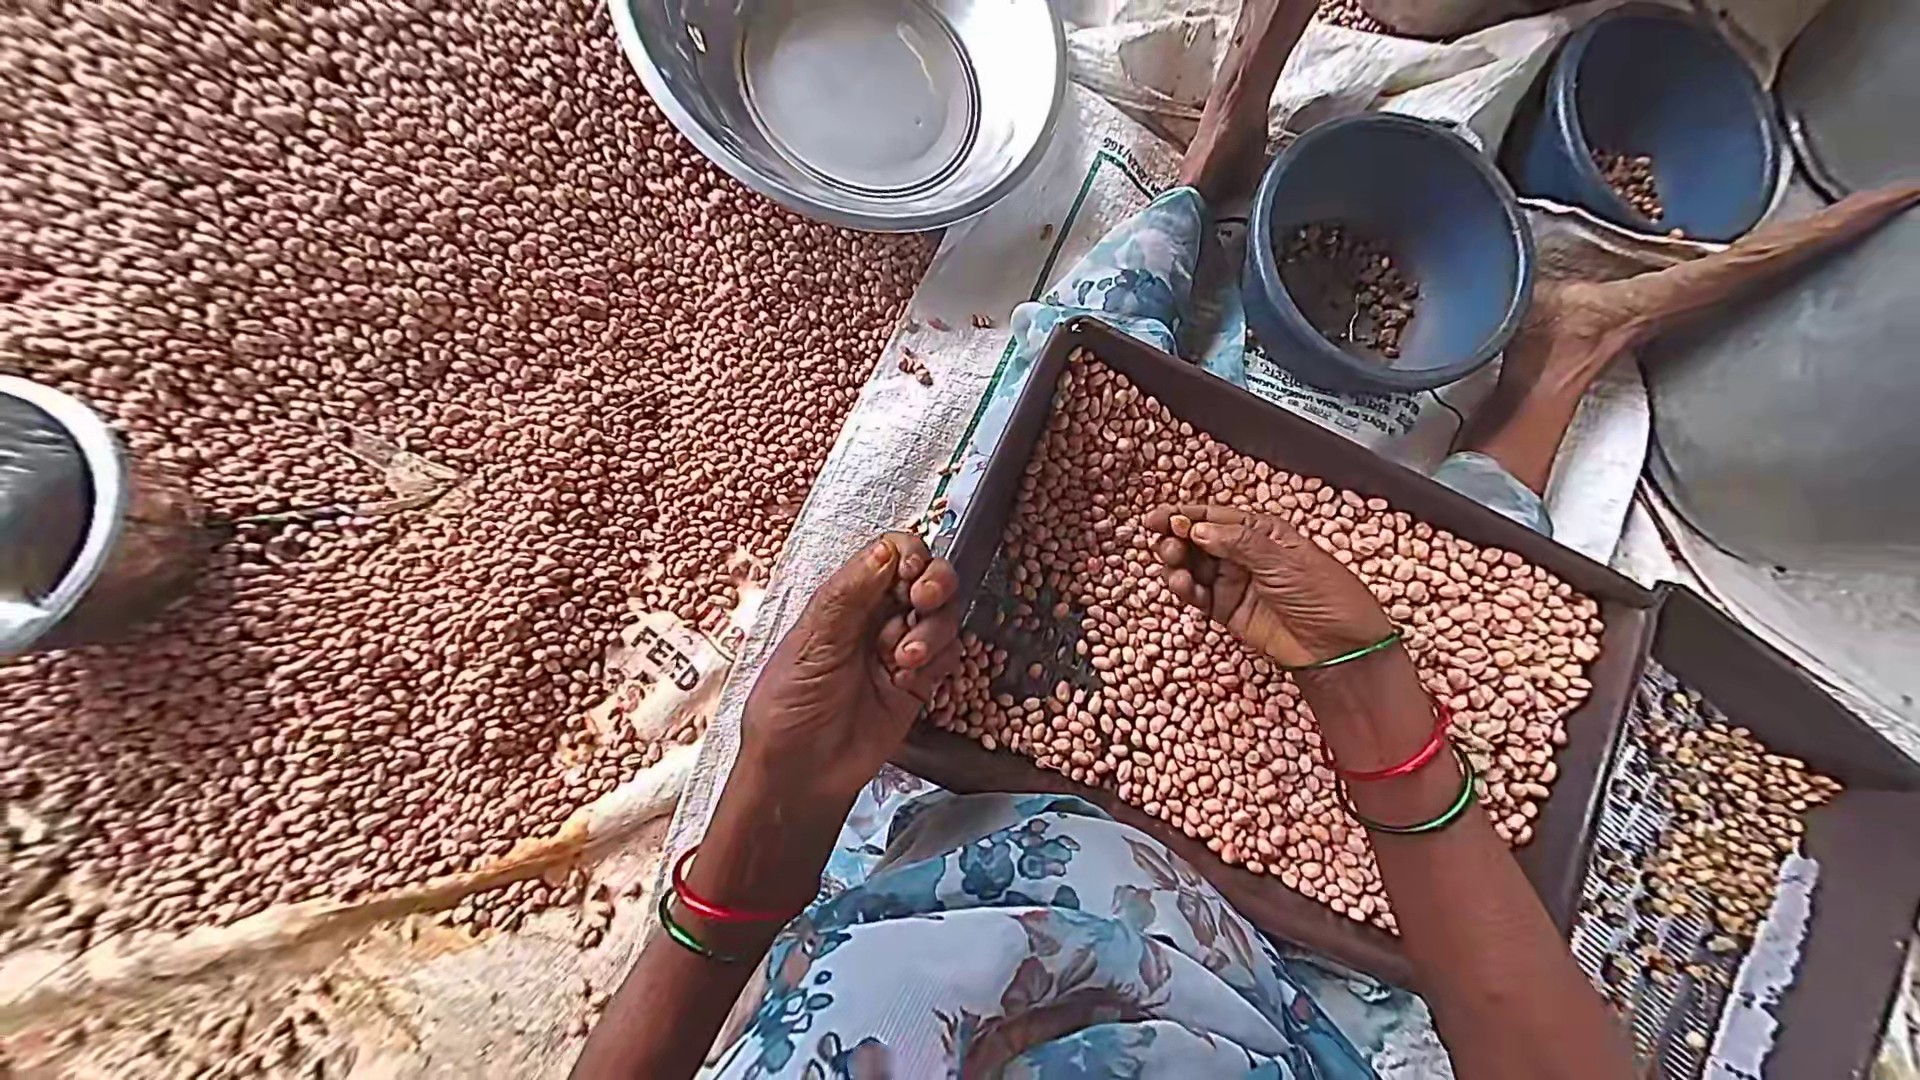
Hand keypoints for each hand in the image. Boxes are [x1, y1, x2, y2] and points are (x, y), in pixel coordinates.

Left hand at [739, 532, 960, 805]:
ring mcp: (902, 646)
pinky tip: (908, 677)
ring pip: (944, 614)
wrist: (803, 774)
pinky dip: (937, 659)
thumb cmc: (789, 706)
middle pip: (928, 577)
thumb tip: (887, 550)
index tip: (910, 573)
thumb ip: (849, 594)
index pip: (891, 554)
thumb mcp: (811, 644)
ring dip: (932, 630)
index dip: (910, 556)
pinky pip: (949, 652)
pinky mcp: (921, 679)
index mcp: (848, 597)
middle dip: (934, 584)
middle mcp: (878, 616)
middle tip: (922, 600)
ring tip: (903, 658)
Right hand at [1143, 504, 1392, 667]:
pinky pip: (1196, 594)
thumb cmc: (1326, 597)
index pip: (1215, 517)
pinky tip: (1181, 585)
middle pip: (1197, 539)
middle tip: (1166, 543)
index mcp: (1262, 532)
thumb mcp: (1286, 562)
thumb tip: (1197, 529)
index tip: (1157, 519)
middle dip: (1176, 538)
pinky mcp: (1225, 609)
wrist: (1340, 651)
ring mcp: (1233, 581)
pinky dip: (1183, 588)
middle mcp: (1243, 554)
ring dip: (1176, 562)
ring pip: (1192, 566)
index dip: (1184, 516)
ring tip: (1174, 566)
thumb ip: (1239, 543)